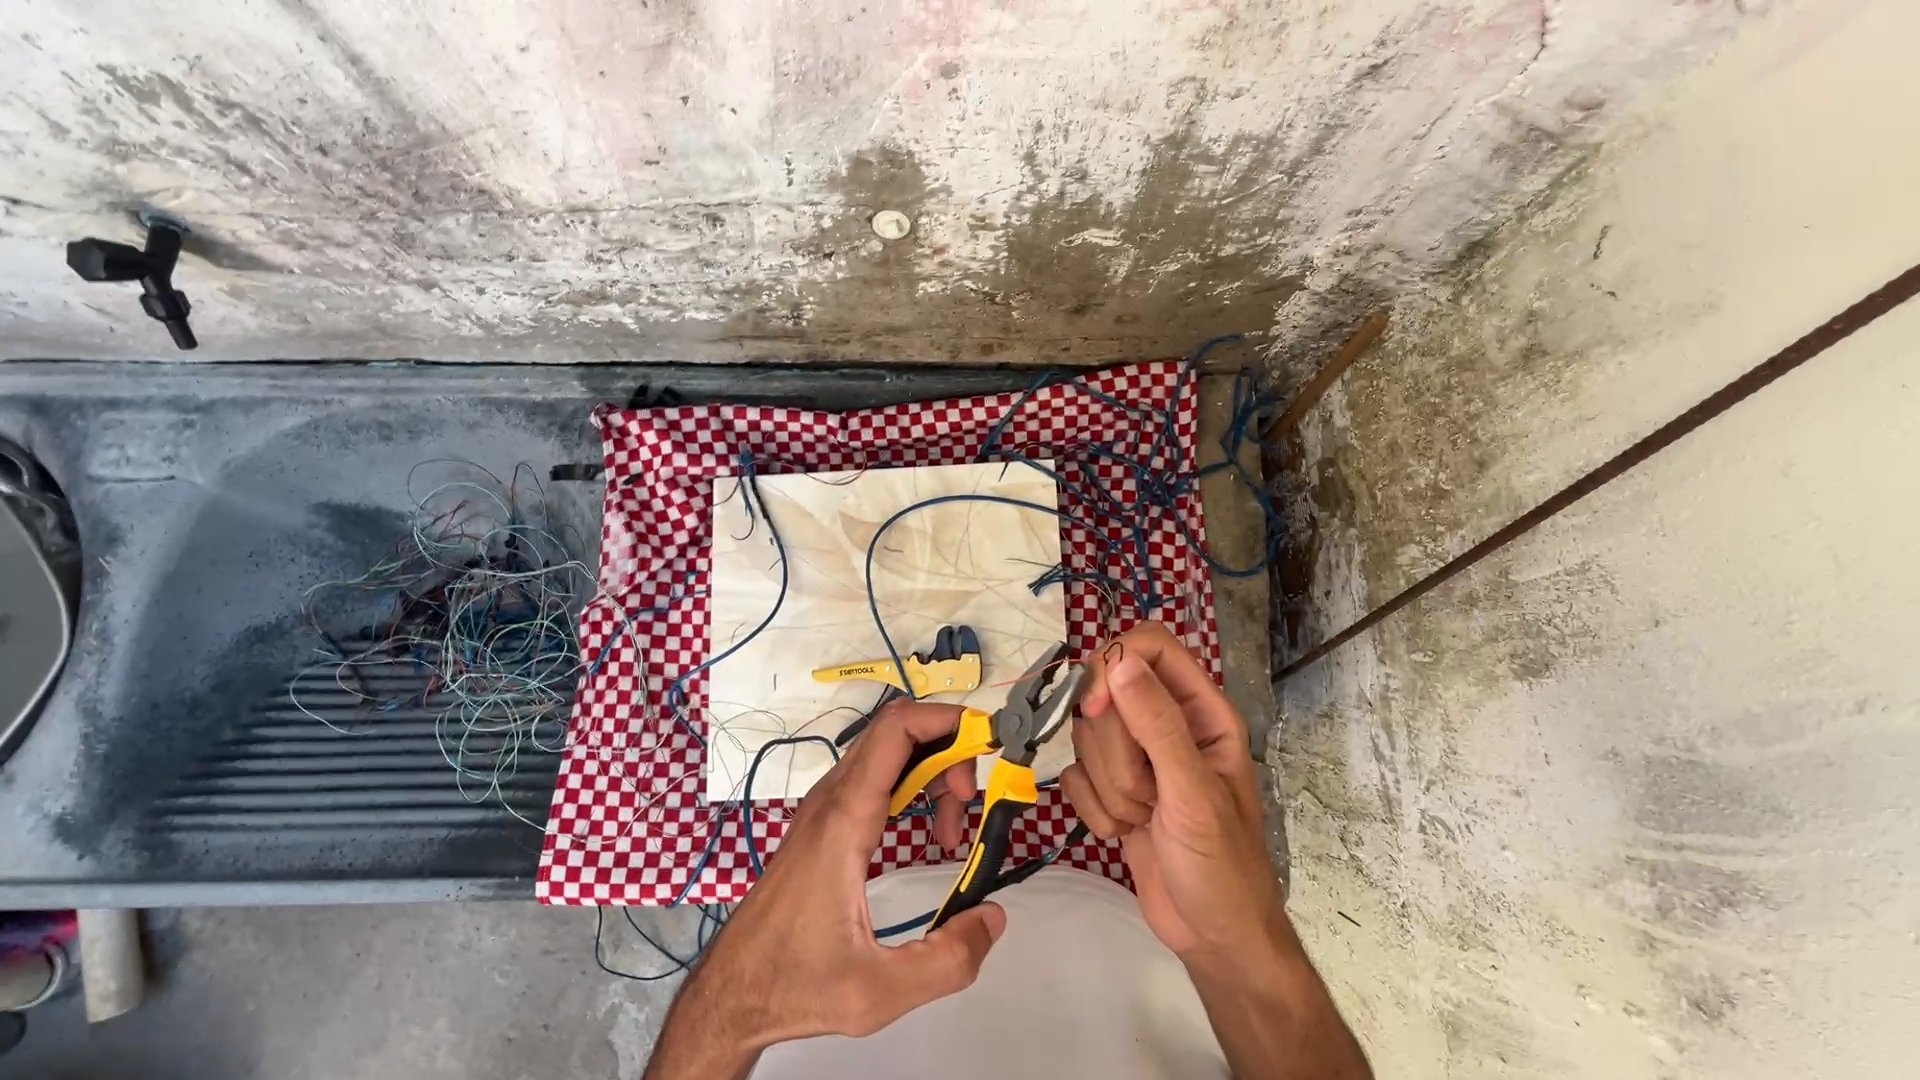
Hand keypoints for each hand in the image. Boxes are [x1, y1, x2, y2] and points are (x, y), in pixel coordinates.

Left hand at [644, 701, 1005, 1079]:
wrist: (733, 990)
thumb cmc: (797, 984)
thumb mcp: (879, 991)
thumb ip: (947, 960)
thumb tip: (993, 917)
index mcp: (845, 819)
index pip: (896, 730)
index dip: (947, 719)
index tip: (989, 743)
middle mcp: (833, 798)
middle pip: (899, 731)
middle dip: (950, 750)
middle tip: (971, 805)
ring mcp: (825, 805)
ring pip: (890, 752)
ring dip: (934, 772)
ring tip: (952, 834)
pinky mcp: (824, 820)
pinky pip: (877, 775)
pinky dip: (913, 786)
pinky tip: (929, 834)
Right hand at [1059, 622, 1277, 961]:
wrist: (1212, 935)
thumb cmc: (1223, 865)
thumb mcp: (1194, 794)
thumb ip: (1158, 724)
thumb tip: (1117, 662)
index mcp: (1200, 711)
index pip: (1149, 647)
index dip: (1113, 666)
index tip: (1094, 710)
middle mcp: (1165, 724)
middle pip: (1107, 696)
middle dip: (1116, 755)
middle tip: (1150, 796)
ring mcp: (1136, 757)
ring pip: (1087, 738)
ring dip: (1109, 789)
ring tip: (1145, 819)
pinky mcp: (1110, 788)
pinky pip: (1075, 776)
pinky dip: (1095, 810)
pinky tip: (1128, 833)